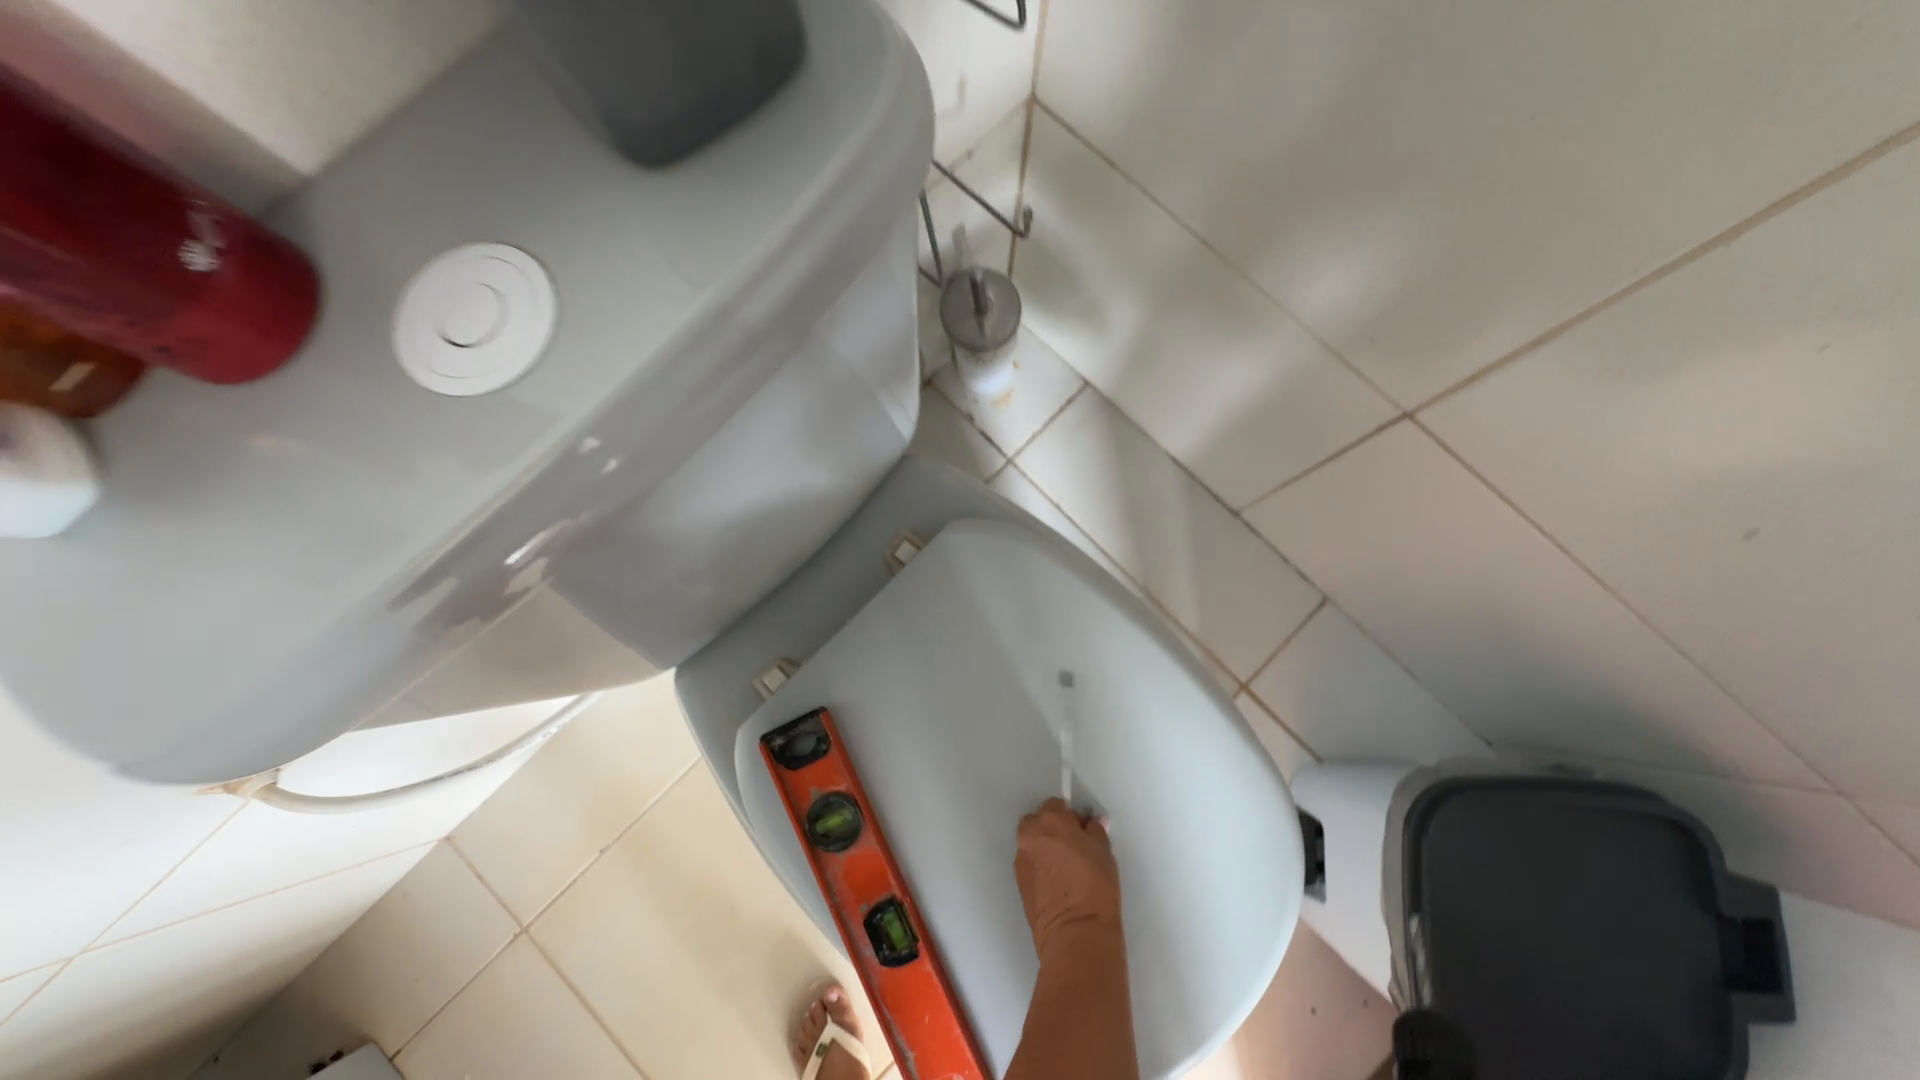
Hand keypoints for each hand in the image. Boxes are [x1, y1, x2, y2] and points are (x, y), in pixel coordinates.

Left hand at [1013, 798, 1121, 956]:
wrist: (1075, 932)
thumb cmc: (1095, 886)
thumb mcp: (1104, 852)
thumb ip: (1094, 832)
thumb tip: (1090, 824)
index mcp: (1051, 821)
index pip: (1056, 805)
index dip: (1069, 816)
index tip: (1081, 831)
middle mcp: (1030, 835)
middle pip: (1036, 821)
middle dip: (1050, 828)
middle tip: (1071, 846)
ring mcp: (1021, 858)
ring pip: (1030, 843)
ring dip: (1042, 847)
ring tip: (1062, 867)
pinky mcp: (1018, 881)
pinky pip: (1028, 863)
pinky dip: (1038, 865)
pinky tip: (1054, 882)